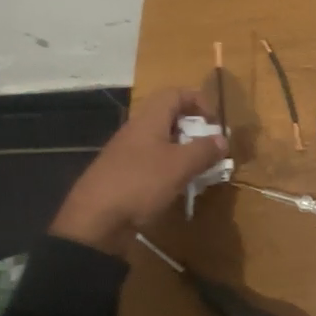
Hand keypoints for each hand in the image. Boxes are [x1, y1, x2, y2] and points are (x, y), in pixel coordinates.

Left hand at [49, 88, 226, 253]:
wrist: (93, 221)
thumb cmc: (140, 183)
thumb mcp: (179, 166)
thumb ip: (204, 150)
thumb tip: (222, 139)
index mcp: (149, 119)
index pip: (175, 94)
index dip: (199, 101)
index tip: (215, 123)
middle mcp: (136, 131)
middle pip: (169, 117)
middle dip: (194, 129)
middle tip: (211, 148)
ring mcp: (127, 154)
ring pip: (161, 142)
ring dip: (183, 152)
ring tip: (199, 170)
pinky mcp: (123, 176)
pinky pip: (151, 163)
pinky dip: (169, 169)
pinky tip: (177, 187)